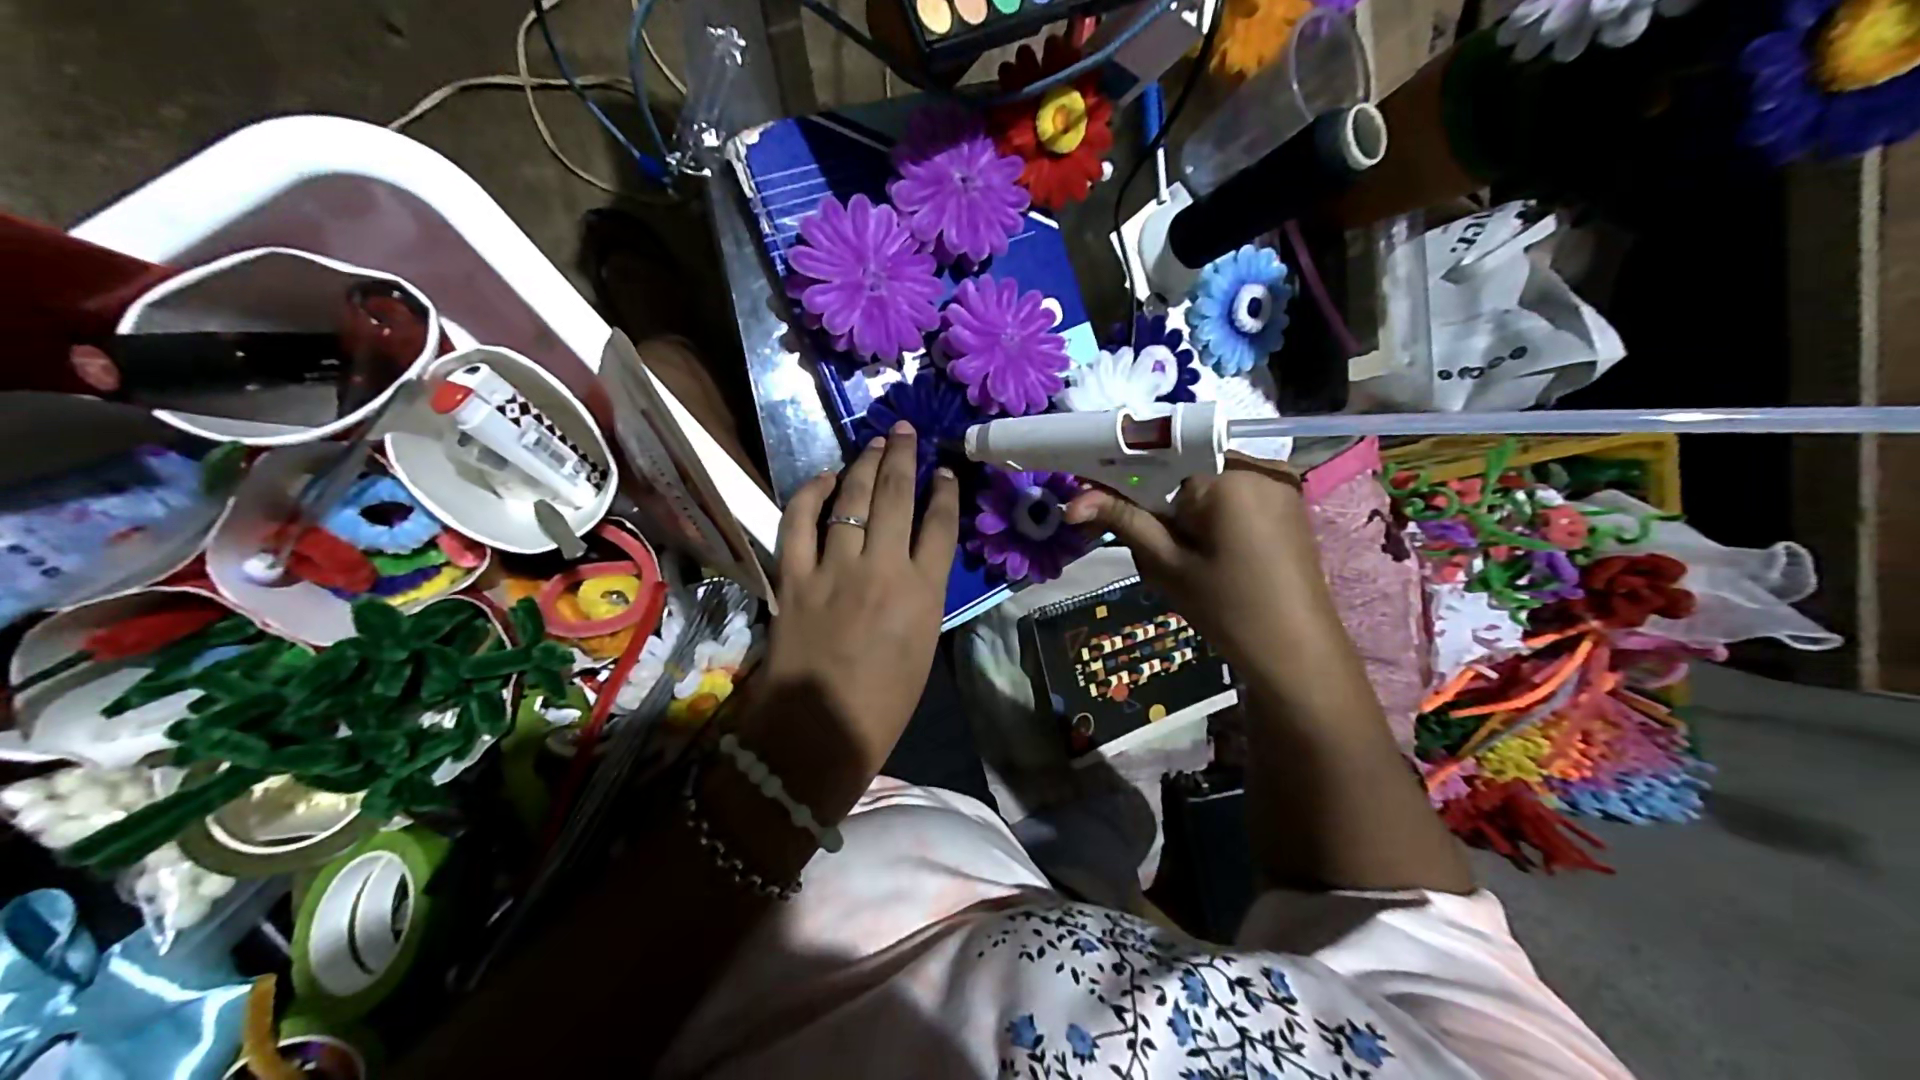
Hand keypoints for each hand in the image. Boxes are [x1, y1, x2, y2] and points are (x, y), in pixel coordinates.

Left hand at [761, 422, 959, 774]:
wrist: (818, 730)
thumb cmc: (884, 702)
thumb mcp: (923, 645)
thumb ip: (923, 594)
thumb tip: (915, 558)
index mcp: (924, 592)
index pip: (942, 524)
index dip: (945, 491)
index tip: (944, 472)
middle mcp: (883, 568)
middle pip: (897, 495)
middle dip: (904, 456)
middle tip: (906, 431)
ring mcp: (835, 568)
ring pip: (852, 498)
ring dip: (865, 463)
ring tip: (875, 443)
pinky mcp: (794, 576)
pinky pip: (800, 520)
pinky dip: (810, 493)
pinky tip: (824, 478)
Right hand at [1064, 454, 1336, 678]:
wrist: (1298, 652)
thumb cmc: (1229, 610)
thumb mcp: (1168, 566)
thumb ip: (1124, 521)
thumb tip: (1073, 502)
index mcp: (1226, 477)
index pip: (1158, 458)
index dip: (1123, 478)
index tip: (1097, 502)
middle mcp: (1256, 465)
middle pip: (1183, 467)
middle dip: (1155, 497)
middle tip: (1140, 542)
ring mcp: (1277, 481)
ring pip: (1205, 479)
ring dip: (1180, 506)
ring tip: (1174, 552)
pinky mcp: (1286, 500)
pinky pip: (1232, 490)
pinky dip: (1208, 510)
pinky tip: (1203, 548)